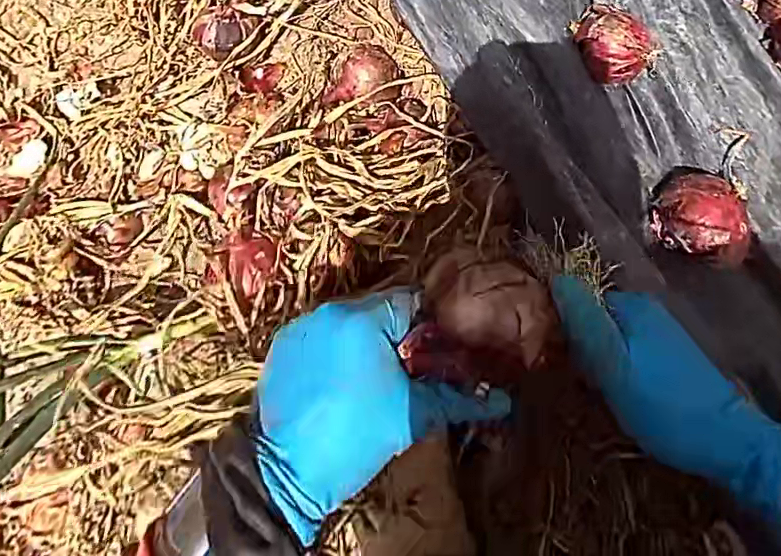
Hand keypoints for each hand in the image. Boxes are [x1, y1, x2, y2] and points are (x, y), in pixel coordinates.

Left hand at [252, 288, 512, 543]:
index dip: (426, 326)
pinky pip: (324, 333)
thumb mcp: (410, 416)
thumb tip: (500, 400)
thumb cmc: (353, 440)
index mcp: (365, 318)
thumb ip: (455, 398)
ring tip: (372, 376)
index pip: (412, 301)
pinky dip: (337, 347)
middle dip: (397, 332)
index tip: (430, 353)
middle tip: (405, 368)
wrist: (281, 480)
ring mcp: (305, 325)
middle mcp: (333, 310)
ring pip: (352, 319)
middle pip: (382, 307)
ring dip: (366, 338)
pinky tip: (341, 379)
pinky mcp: (285, 343)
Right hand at [549, 276, 780, 539]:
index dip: (564, 330)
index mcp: (632, 305)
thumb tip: (556, 279)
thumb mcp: (615, 367)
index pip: (580, 303)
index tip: (555, 361)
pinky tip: (622, 398)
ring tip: (599, 396)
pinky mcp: (668, 355)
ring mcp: (660, 332)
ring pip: (612, 340)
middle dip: (583, 350)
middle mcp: (647, 310)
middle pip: (596, 321)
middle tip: (582, 385)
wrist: (725, 439)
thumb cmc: (664, 406)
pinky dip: (619, 372)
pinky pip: (629, 354)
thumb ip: (586, 325)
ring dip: (600, 365)